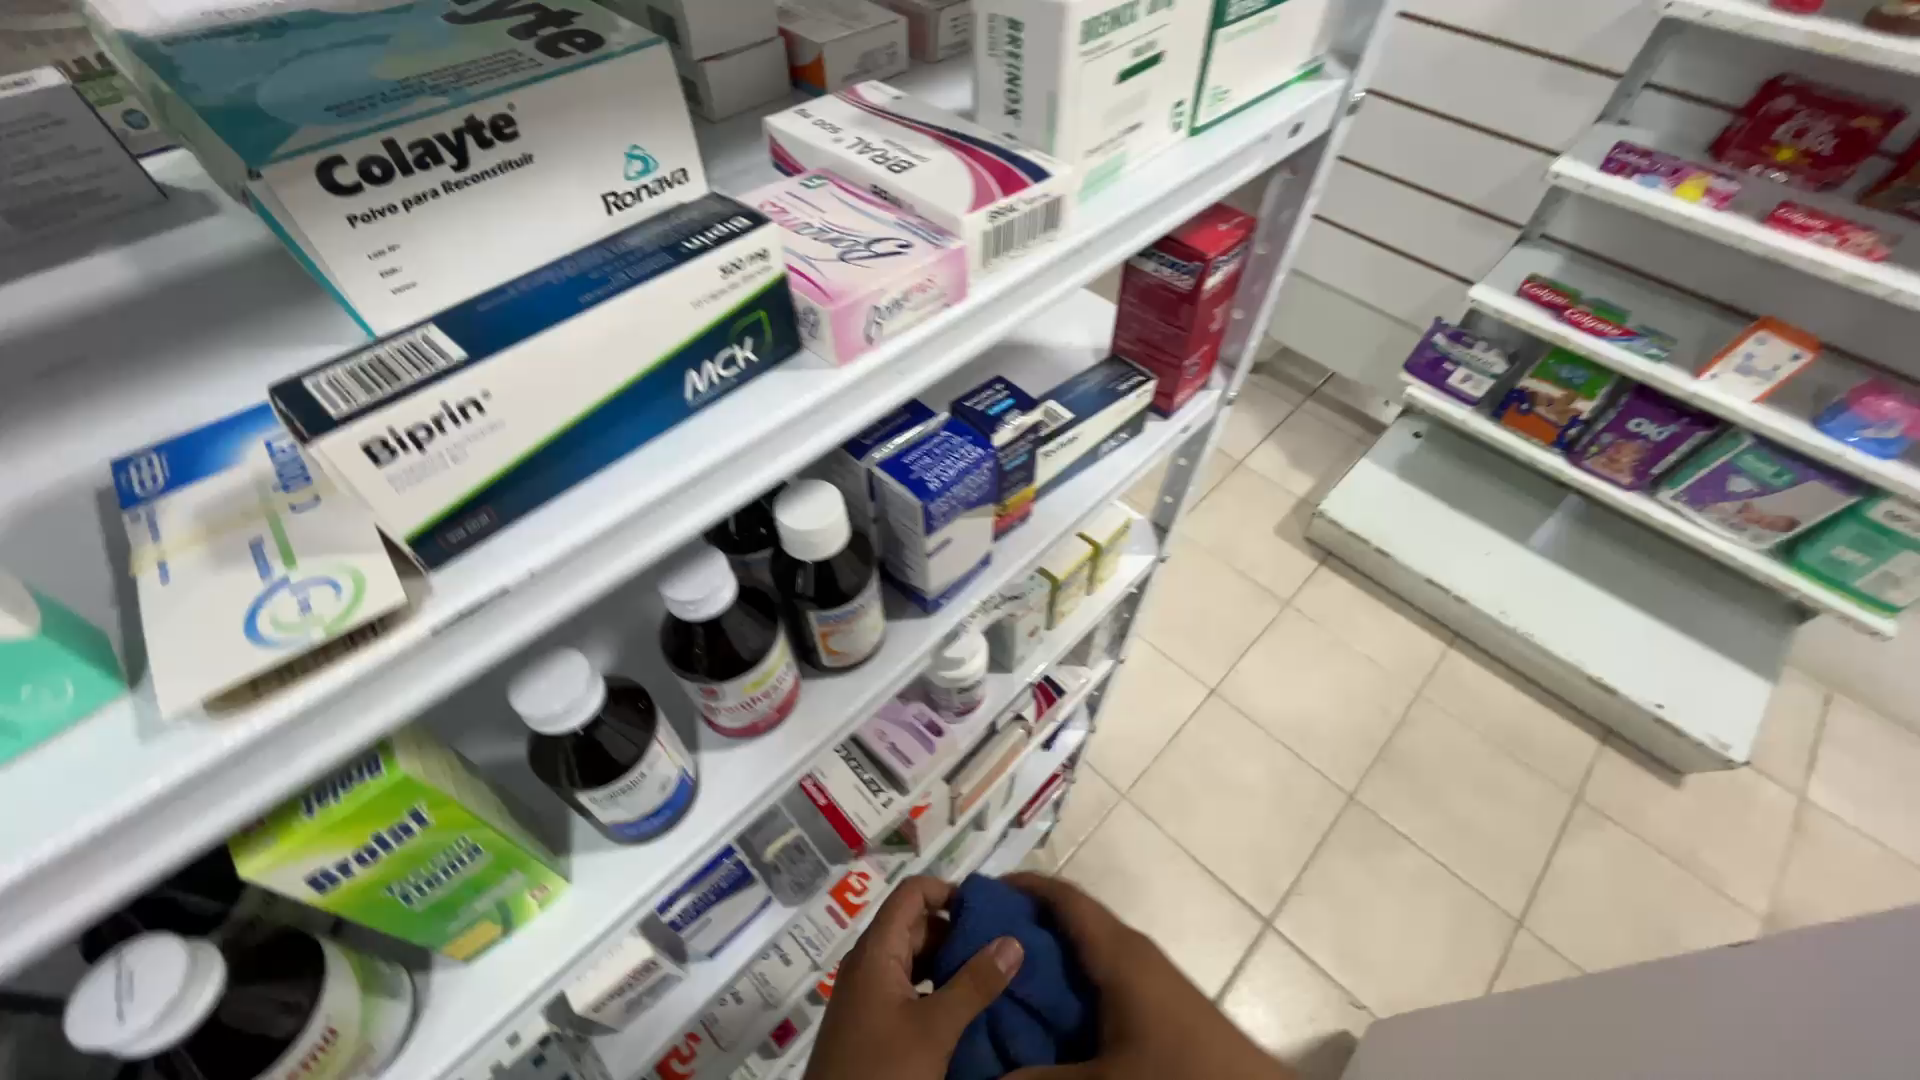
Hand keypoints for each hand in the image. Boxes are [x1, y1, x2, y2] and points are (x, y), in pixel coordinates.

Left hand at [805, 875, 1025, 1079]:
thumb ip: (974, 983)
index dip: (947, 891)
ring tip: (990, 973)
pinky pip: (907, 987)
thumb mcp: (935, 1029)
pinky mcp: (871, 1022)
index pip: (912, 893)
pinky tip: (965, 1007)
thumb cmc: (883, 1070)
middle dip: (955, 930)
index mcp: (876, 950)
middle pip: (914, 925)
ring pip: (913, 959)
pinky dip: (935, 988)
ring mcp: (867, 994)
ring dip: (948, 962)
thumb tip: (1013, 941)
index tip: (986, 911)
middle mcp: (868, 963)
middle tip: (999, 944)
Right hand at [1002, 874, 1294, 1079]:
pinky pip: (1098, 982)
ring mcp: (1146, 978)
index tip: (976, 895)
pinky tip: (1046, 1022)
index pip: (1062, 897)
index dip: (1020, 887)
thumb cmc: (1180, 1073)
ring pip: (1082, 957)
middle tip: (974, 950)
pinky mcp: (1156, 1005)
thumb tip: (982, 1078)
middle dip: (1021, 932)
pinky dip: (1067, 990)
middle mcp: (1130, 953)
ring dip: (1043, 965)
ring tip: (999, 987)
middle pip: (1066, 925)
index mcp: (1117, 951)